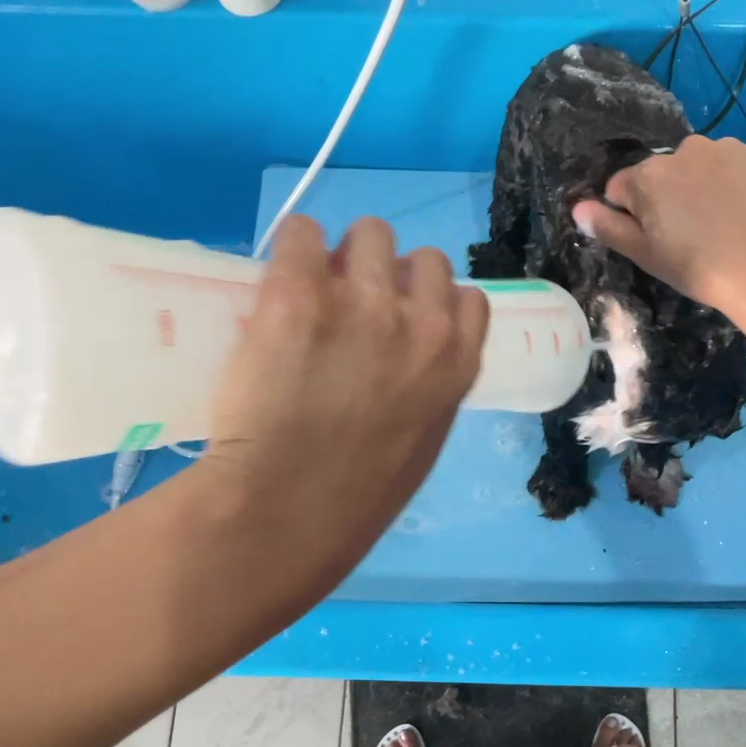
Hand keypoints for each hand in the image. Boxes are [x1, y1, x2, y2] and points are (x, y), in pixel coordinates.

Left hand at [189, 215, 487, 608]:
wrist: (284, 513)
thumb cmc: (355, 499)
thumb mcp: (421, 444)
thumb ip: (425, 390)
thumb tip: (400, 358)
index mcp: (457, 366)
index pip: (466, 298)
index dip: (429, 303)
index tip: (400, 319)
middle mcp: (422, 325)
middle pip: (423, 258)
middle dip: (390, 274)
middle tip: (350, 305)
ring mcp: (363, 305)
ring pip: (369, 233)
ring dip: (345, 255)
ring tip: (312, 289)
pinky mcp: (300, 294)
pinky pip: (302, 233)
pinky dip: (294, 247)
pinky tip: (279, 278)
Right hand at [570, 135, 745, 325]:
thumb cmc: (696, 268)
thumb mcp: (645, 255)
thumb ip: (608, 227)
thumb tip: (578, 208)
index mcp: (649, 175)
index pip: (621, 188)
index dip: (631, 215)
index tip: (652, 239)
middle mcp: (685, 149)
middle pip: (663, 172)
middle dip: (668, 195)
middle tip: (688, 234)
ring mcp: (727, 148)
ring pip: (701, 165)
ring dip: (702, 185)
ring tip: (719, 223)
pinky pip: (736, 164)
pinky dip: (735, 182)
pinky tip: (744, 212)